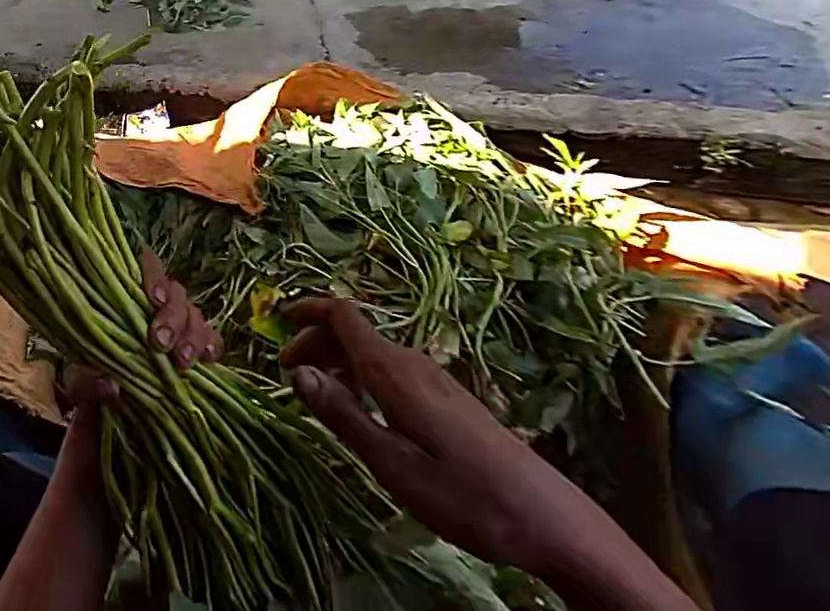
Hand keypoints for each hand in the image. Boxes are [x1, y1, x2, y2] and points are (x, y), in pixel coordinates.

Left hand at [0, 256, 217, 610]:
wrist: (107, 475)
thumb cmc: (89, 424)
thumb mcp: (78, 396)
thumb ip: (89, 381)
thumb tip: (114, 380)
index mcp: (119, 315)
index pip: (140, 272)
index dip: (151, 274)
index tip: (151, 298)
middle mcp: (148, 322)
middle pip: (174, 293)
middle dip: (173, 313)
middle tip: (159, 343)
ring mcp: (174, 343)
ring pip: (196, 315)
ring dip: (194, 332)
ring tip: (184, 362)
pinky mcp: (195, 367)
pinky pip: (213, 344)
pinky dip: (212, 346)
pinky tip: (206, 362)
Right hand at [280, 299, 699, 610]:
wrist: (549, 519)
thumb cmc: (464, 495)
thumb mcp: (393, 463)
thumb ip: (343, 414)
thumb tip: (298, 372)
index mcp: (393, 370)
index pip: (343, 315)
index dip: (309, 309)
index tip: (280, 320)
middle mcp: (412, 361)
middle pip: (353, 332)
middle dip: (316, 341)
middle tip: (288, 372)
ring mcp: (433, 377)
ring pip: (372, 351)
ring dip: (338, 361)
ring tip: (317, 393)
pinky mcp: (446, 396)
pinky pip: (391, 369)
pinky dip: (362, 375)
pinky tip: (361, 408)